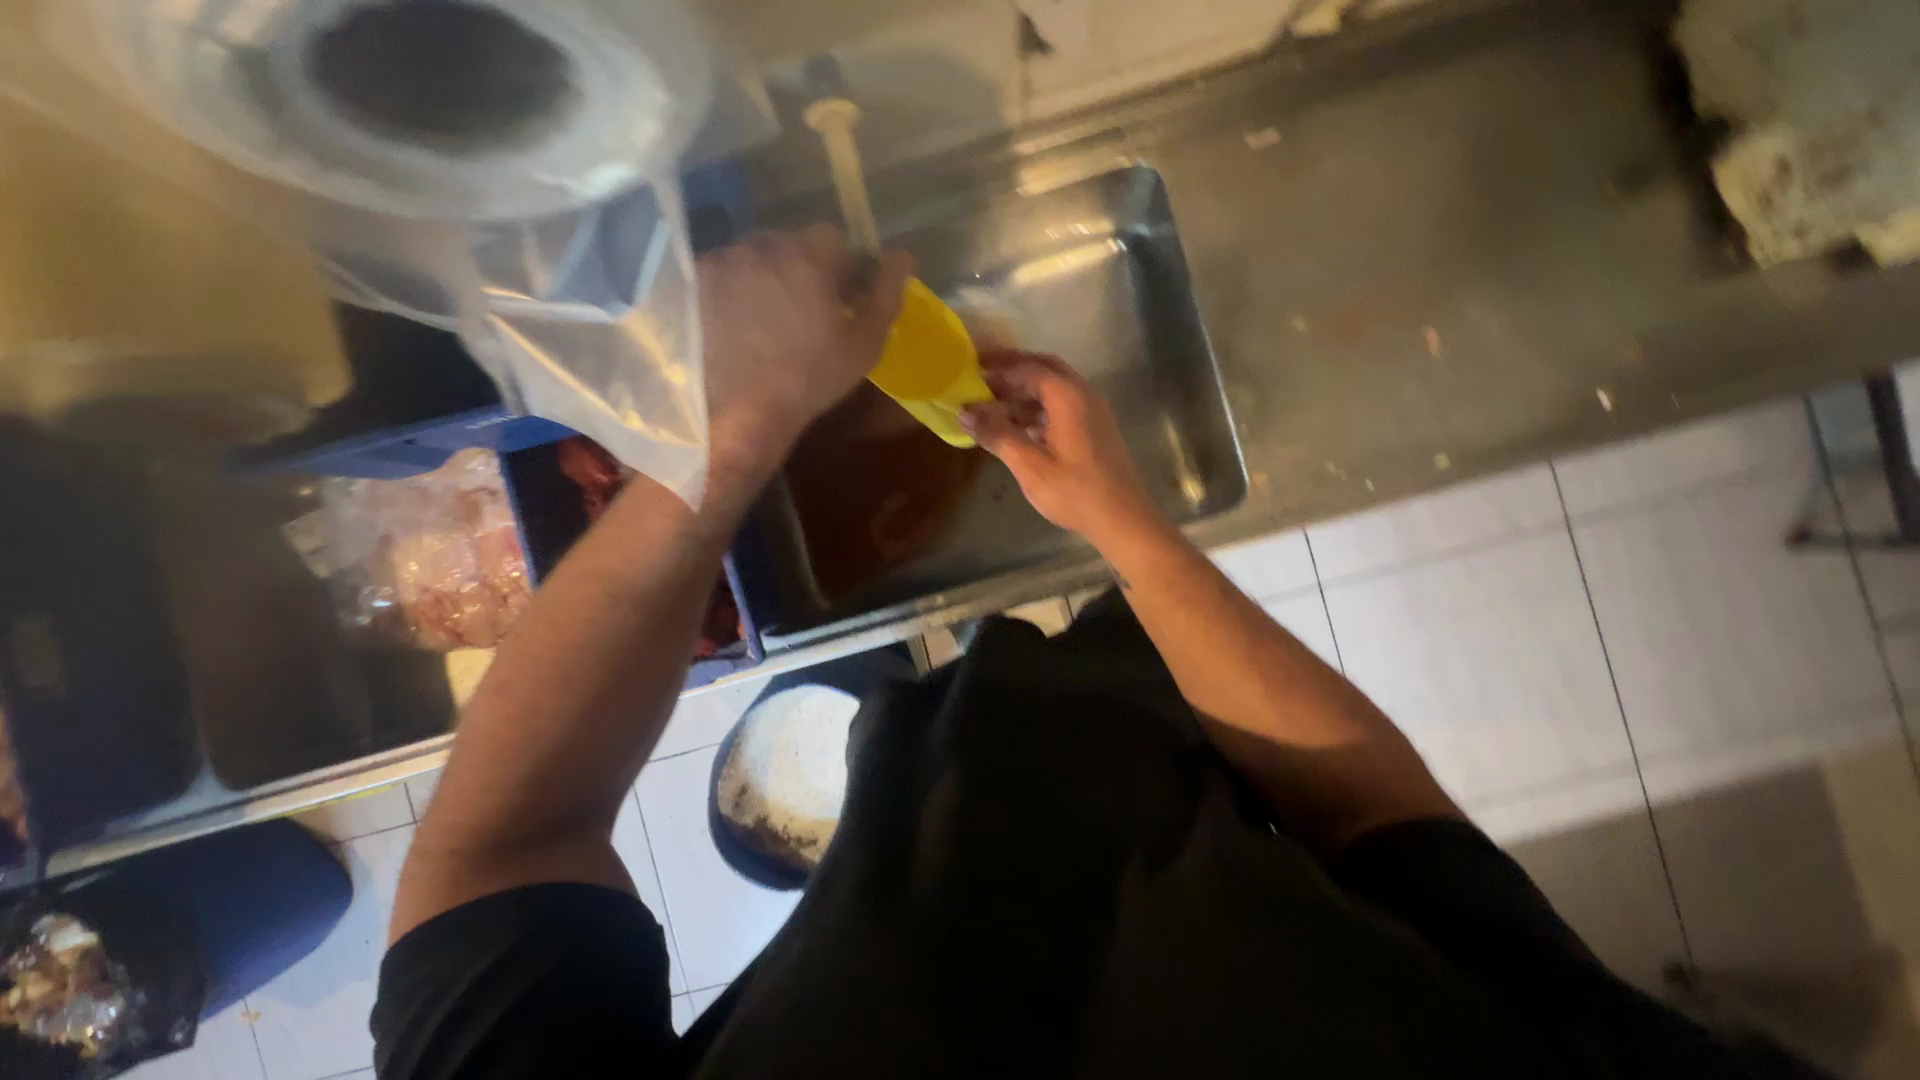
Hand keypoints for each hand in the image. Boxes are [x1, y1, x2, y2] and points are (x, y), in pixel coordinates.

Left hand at [700, 226, 910, 493]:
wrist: (741, 413)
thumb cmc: (812, 379)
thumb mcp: (865, 344)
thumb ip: (886, 293)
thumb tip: (902, 255)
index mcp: (808, 255)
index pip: (833, 238)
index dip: (840, 267)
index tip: (840, 300)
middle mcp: (762, 244)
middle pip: (790, 243)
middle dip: (800, 268)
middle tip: (803, 311)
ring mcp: (722, 260)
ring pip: (754, 256)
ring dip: (764, 277)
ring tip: (766, 321)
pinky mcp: (692, 281)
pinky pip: (723, 273)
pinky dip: (732, 290)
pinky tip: (736, 325)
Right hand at [961, 349, 1165, 544]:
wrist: (1122, 520)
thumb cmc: (1075, 492)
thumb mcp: (1029, 465)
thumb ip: (997, 434)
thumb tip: (964, 412)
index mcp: (1069, 397)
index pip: (1028, 368)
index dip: (997, 367)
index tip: (970, 368)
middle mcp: (1084, 395)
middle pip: (1044, 370)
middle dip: (1012, 372)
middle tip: (981, 379)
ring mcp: (1093, 412)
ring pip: (1054, 389)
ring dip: (1023, 393)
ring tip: (991, 408)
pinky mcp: (1095, 429)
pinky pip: (1062, 407)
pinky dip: (1037, 409)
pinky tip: (1017, 429)